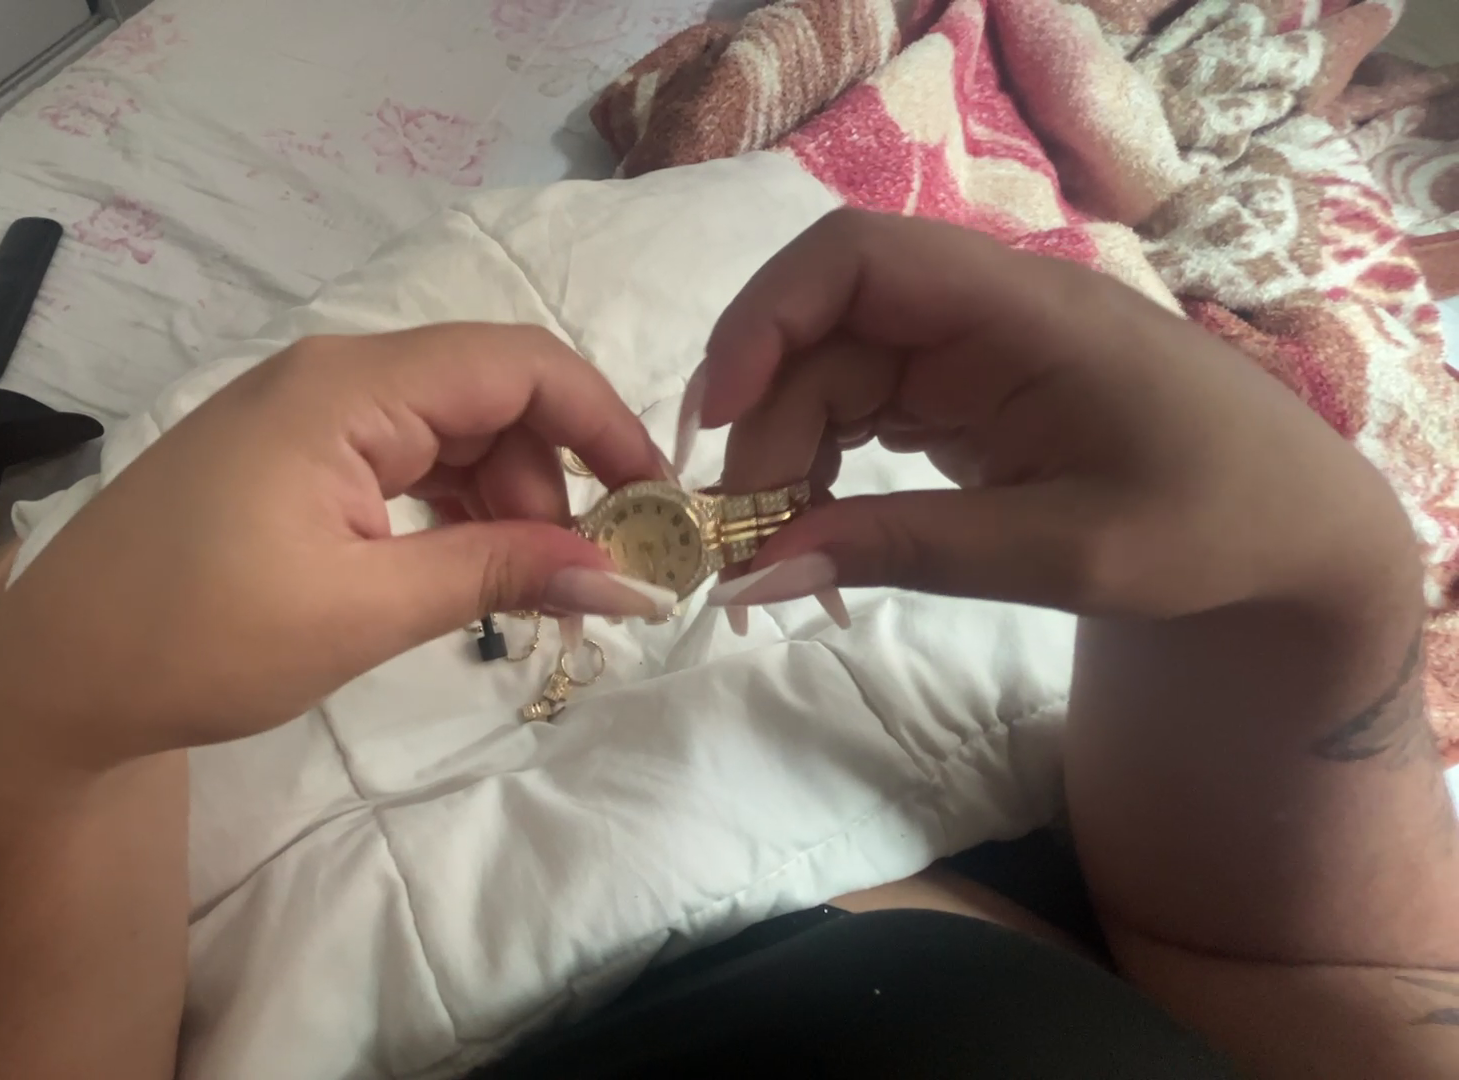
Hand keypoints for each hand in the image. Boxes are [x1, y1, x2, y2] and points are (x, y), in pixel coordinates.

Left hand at [0, 324, 674, 763]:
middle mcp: (336, 377)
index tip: (654, 499)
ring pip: (454, 435)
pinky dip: (455, 513)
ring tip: (519, 590)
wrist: (59, 680)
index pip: (517, 364)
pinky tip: (464, 568)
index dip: (602, 422)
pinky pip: (409, 465)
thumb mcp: (367, 609)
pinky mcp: (300, 460)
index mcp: (349, 387)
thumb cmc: (200, 640)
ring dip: (505, 504)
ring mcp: (313, 416)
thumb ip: (501, 575)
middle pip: (490, 398)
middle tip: (577, 576)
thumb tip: (621, 577)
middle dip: (552, 481)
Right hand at [689, 210, 1419, 617]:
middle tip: (749, 541)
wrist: (1278, 537)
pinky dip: (807, 470)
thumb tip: (754, 574)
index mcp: (1022, 311)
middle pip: (815, 341)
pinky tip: (812, 524)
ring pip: (813, 381)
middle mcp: (971, 314)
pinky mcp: (938, 394)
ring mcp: (951, 353)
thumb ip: (903, 552)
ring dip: (777, 460)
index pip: (856, 259)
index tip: (716, 418)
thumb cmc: (1211, 530)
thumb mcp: (1066, 554)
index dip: (764, 321)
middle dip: (764, 437)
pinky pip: (839, 415)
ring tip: (777, 545)